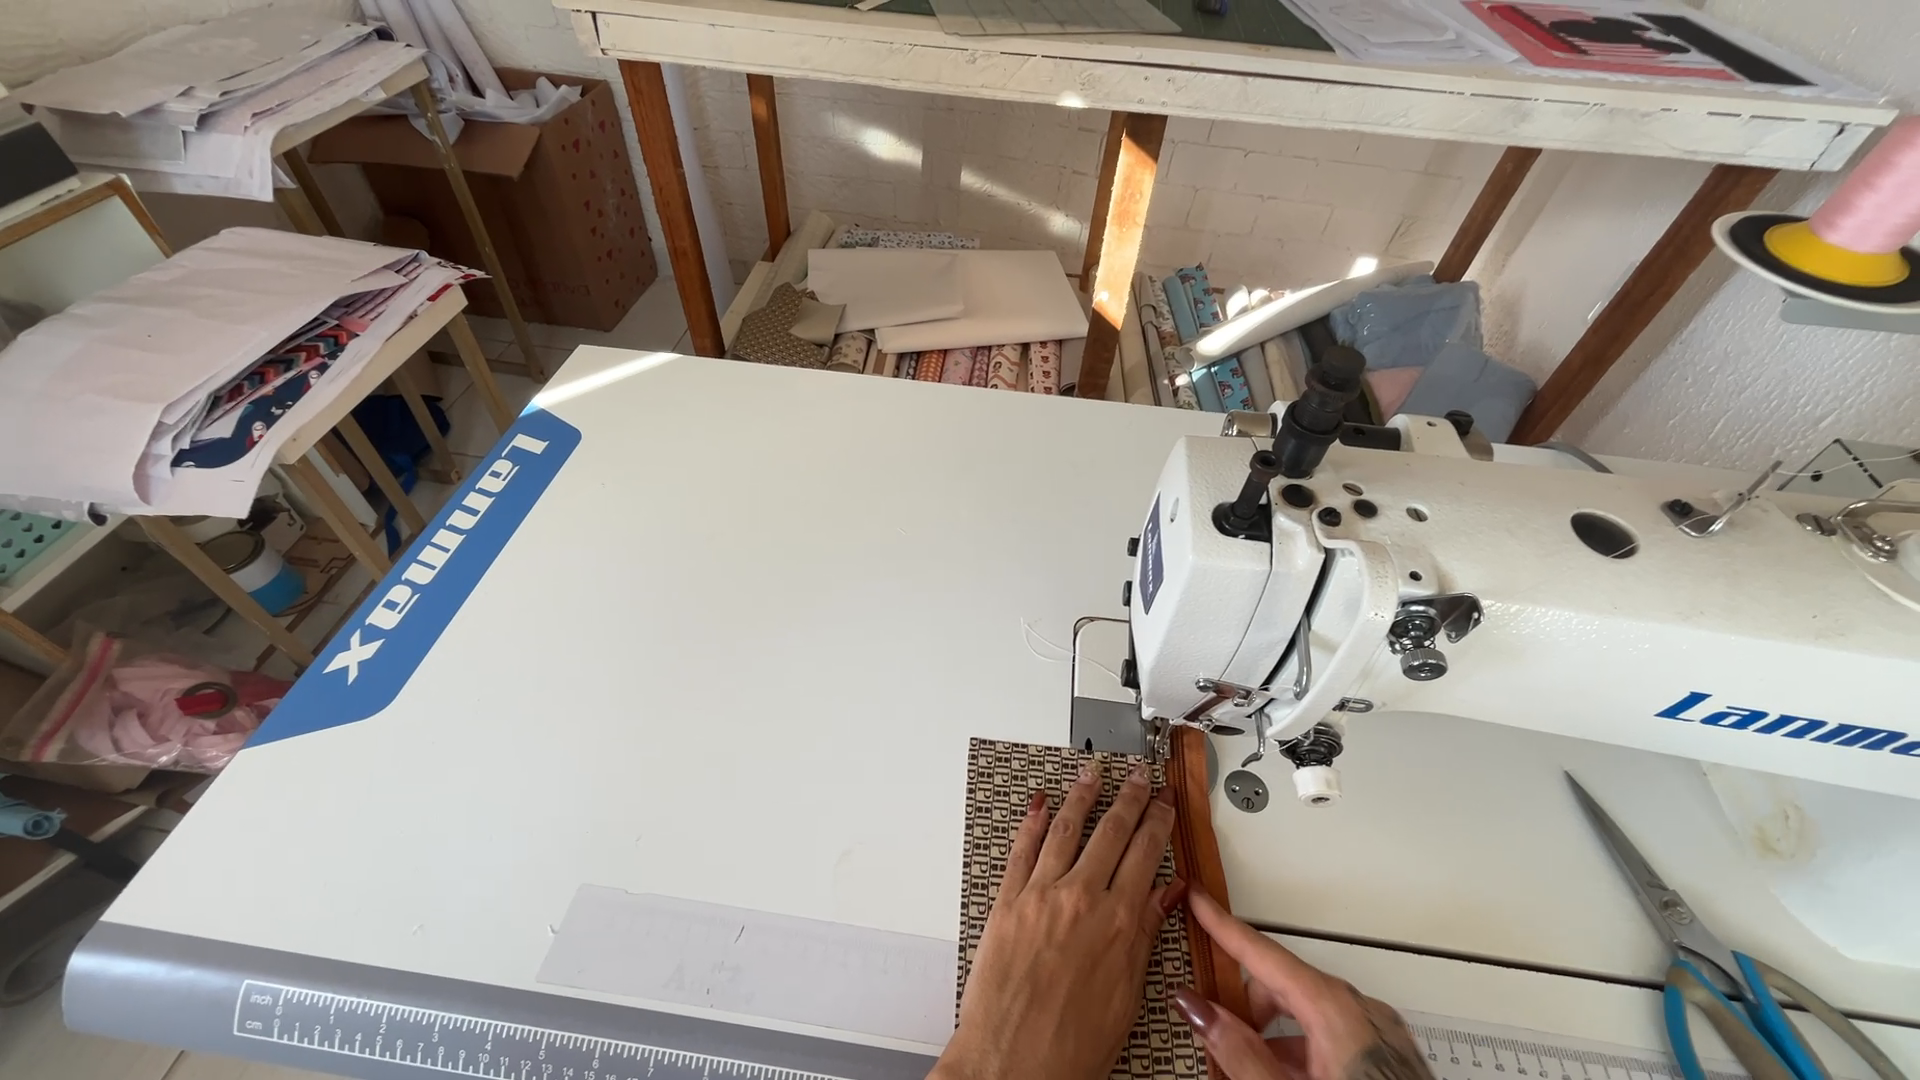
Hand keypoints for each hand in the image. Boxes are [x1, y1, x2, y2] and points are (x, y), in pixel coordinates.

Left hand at [932, 761, 1185, 1079]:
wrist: (1010, 1063)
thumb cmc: (1069, 1046)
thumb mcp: (1127, 996)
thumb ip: (1145, 936)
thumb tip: (1166, 895)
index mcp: (1118, 923)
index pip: (1144, 854)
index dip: (1158, 822)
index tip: (1165, 803)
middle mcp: (1080, 899)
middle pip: (1111, 831)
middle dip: (1129, 798)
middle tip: (1139, 777)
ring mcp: (1040, 895)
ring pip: (1067, 828)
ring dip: (1083, 795)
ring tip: (1093, 773)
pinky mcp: (1007, 900)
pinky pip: (1022, 850)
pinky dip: (1033, 822)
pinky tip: (1041, 804)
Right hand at [1172, 888, 1431, 1079]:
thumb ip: (1238, 1050)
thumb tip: (1194, 1006)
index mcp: (1336, 1010)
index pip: (1263, 952)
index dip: (1223, 926)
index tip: (1197, 899)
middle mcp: (1362, 1011)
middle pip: (1282, 985)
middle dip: (1243, 1005)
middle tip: (1212, 1032)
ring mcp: (1380, 1036)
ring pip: (1306, 1015)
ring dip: (1270, 1034)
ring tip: (1246, 1067)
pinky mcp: (1389, 1059)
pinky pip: (1331, 1037)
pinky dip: (1300, 1051)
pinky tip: (1282, 1078)